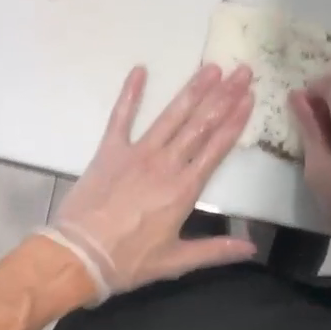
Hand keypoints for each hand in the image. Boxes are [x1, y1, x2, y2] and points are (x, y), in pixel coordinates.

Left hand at [39, 64, 257, 302]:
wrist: (78, 256)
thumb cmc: (128, 262)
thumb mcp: (176, 262)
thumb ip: (216, 250)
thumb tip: (252, 248)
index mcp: (184, 190)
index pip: (216, 148)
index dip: (235, 121)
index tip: (250, 97)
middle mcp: (164, 164)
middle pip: (200, 124)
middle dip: (223, 96)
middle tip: (242, 71)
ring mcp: (136, 153)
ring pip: (170, 116)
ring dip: (192, 90)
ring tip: (210, 67)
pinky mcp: (109, 151)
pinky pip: (121, 117)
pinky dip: (130, 93)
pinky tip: (140, 70)